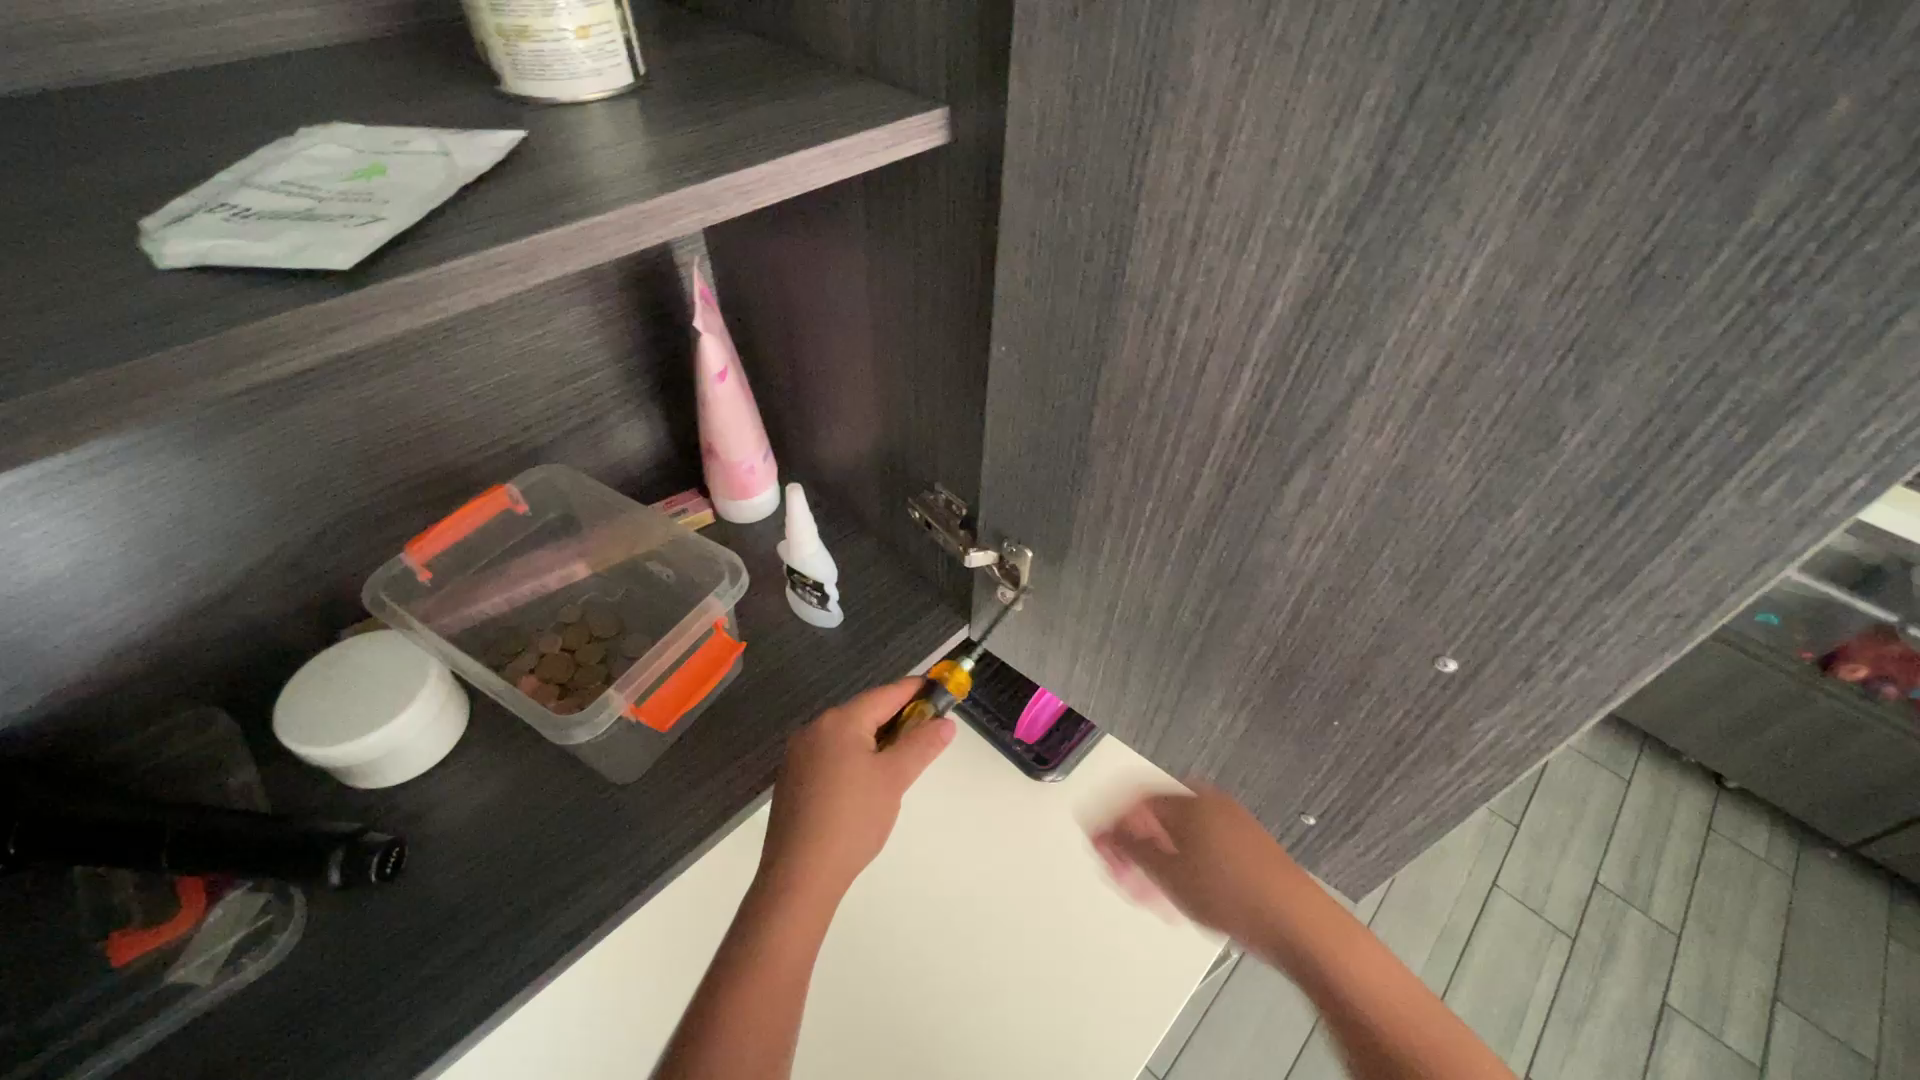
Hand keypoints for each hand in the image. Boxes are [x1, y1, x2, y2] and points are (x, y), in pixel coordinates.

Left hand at [759, 677, 956, 901]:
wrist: (801, 874)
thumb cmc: (853, 820)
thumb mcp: (895, 779)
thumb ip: (921, 745)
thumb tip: (945, 722)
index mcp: (839, 722)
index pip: (885, 694)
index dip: (914, 691)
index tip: (938, 689)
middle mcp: (814, 730)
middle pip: (864, 713)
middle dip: (897, 719)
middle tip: (927, 733)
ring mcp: (798, 755)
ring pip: (846, 736)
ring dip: (876, 740)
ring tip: (901, 762)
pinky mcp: (792, 779)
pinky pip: (831, 755)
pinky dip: (854, 758)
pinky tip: (866, 783)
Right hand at [1091, 785, 1308, 945]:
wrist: (1297, 924)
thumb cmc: (1238, 894)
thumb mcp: (1168, 873)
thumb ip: (1129, 846)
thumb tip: (1106, 829)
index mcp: (1190, 800)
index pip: (1134, 798)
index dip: (1109, 819)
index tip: (1095, 840)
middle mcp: (1211, 805)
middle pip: (1155, 816)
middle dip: (1131, 844)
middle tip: (1116, 870)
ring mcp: (1231, 826)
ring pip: (1176, 835)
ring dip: (1154, 860)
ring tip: (1144, 891)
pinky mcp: (1244, 849)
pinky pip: (1198, 848)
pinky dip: (1179, 865)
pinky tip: (1175, 894)